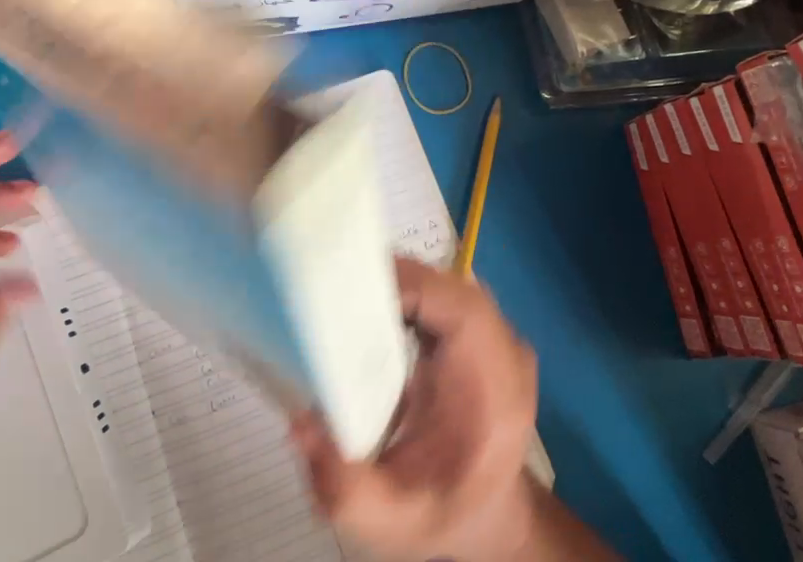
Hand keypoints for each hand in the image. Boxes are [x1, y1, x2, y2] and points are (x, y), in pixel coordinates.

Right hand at [291, 256, 540, 561]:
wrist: (484, 515)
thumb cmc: (443, 512)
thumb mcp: (393, 522)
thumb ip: (346, 489)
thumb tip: (301, 425)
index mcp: (496, 392)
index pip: (464, 310)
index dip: (413, 286)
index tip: (353, 293)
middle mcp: (501, 352)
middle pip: (449, 287)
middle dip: (390, 280)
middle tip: (329, 291)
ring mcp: (488, 337)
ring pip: (439, 284)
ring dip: (389, 285)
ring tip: (337, 298)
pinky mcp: (468, 334)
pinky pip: (433, 296)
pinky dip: (395, 296)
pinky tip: (360, 313)